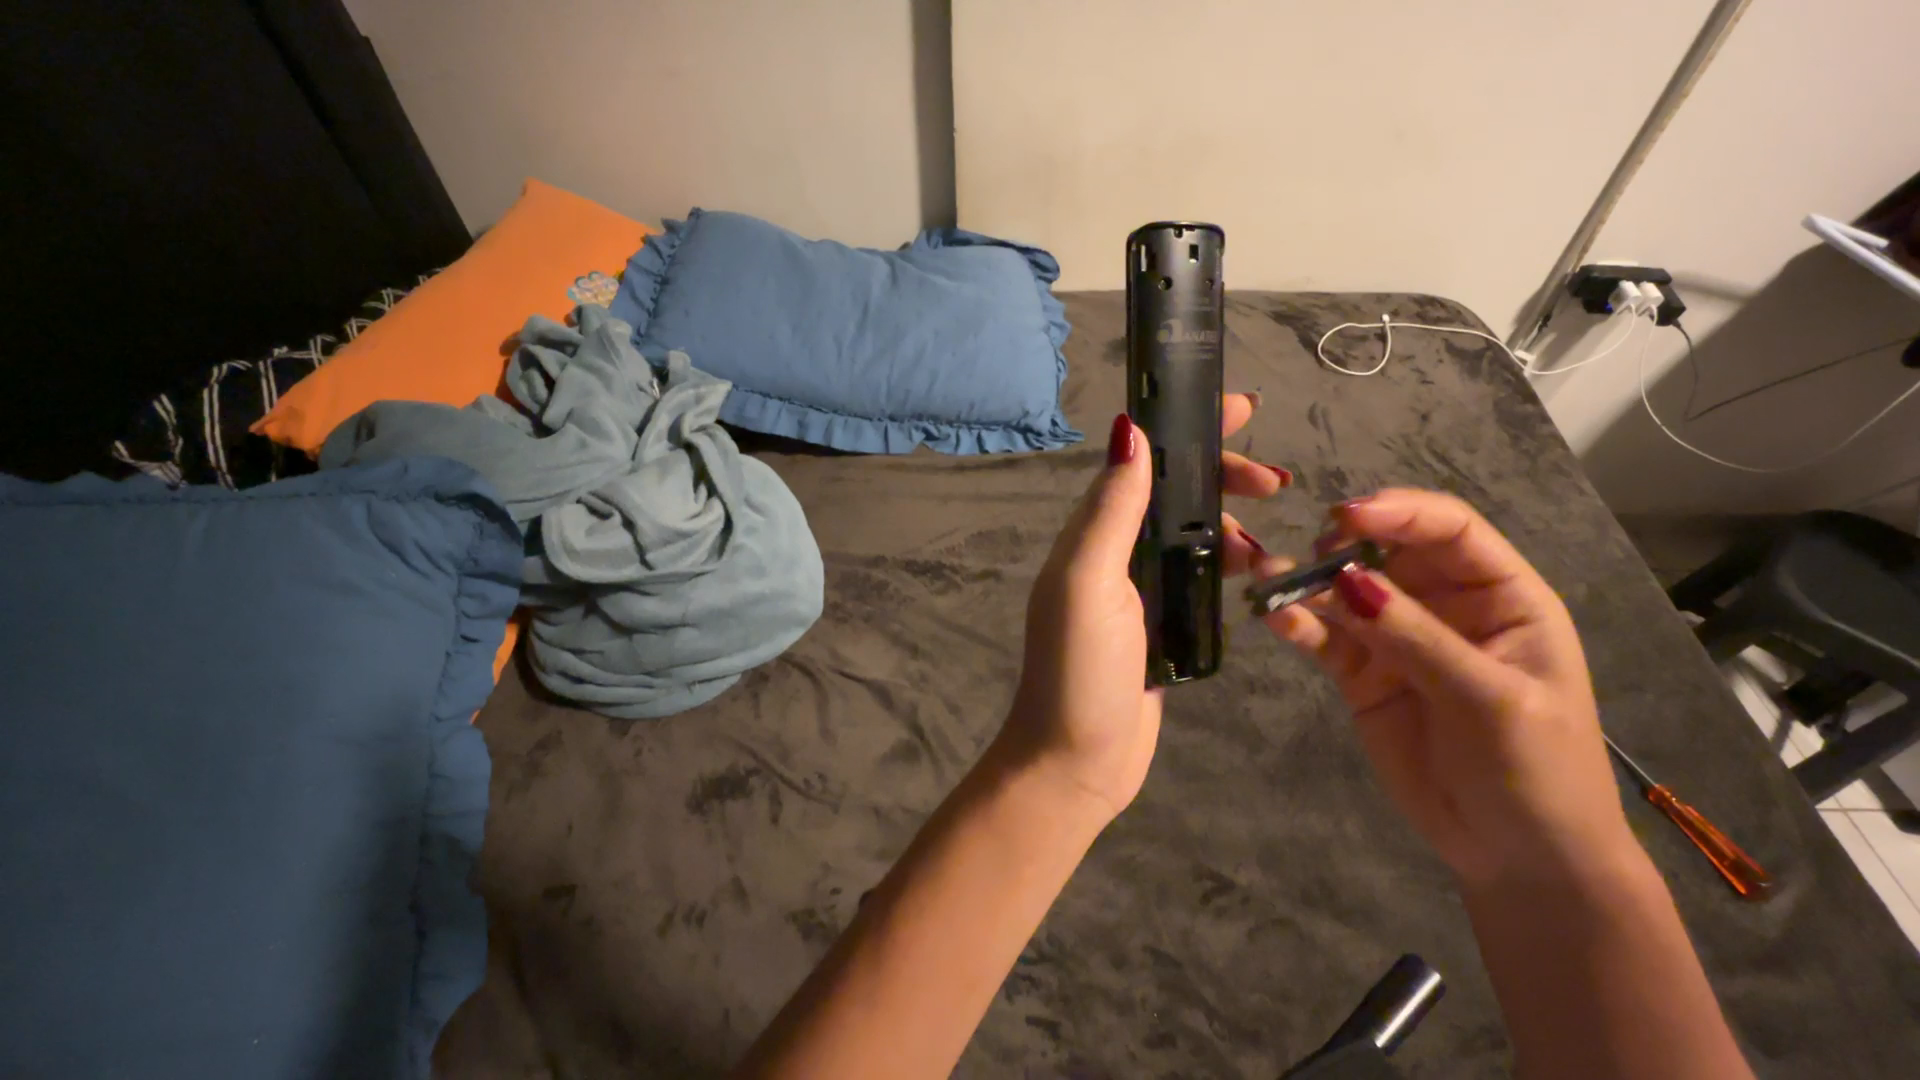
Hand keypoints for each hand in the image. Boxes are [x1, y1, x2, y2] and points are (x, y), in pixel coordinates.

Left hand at [1002, 396, 1283, 821]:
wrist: (1077, 761)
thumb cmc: (1079, 669)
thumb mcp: (1089, 581)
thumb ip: (1111, 508)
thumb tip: (1130, 426)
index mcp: (1091, 535)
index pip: (1141, 462)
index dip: (1187, 431)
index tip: (1240, 408)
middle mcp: (1114, 554)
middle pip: (1174, 495)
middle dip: (1222, 478)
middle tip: (1274, 482)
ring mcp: (1140, 592)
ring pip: (1194, 536)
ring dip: (1232, 527)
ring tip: (1266, 549)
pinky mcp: (1162, 627)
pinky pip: (1202, 580)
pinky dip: (1231, 569)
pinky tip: (1259, 576)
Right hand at [1260, 489, 1636, 889]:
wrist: (1520, 856)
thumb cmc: (1537, 771)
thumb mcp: (1489, 700)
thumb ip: (1418, 640)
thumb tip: (1349, 582)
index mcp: (1501, 598)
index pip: (1450, 531)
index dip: (1400, 513)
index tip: (1345, 517)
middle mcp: (1446, 607)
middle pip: (1389, 553)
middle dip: (1347, 547)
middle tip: (1313, 559)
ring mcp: (1400, 642)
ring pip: (1348, 594)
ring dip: (1308, 583)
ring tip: (1266, 579)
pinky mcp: (1363, 677)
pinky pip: (1327, 639)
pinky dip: (1300, 626)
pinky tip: (1276, 620)